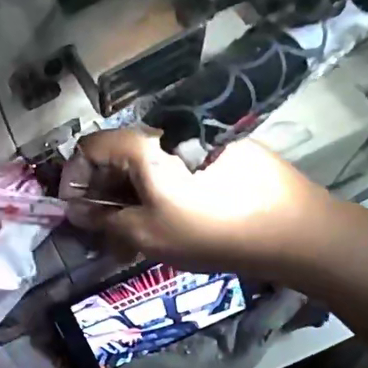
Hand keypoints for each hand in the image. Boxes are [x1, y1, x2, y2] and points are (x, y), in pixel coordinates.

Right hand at [58, 129, 340, 280]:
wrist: (294, 230)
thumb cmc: (212, 231)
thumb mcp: (148, 234)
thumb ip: (105, 221)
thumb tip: (76, 211)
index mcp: (146, 144)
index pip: (89, 146)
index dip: (74, 178)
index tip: (77, 212)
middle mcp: (171, 132)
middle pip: (121, 155)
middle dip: (106, 192)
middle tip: (110, 231)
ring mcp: (201, 140)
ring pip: (153, 164)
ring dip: (136, 195)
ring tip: (144, 232)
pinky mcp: (227, 153)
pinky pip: (182, 167)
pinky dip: (167, 191)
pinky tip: (179, 221)